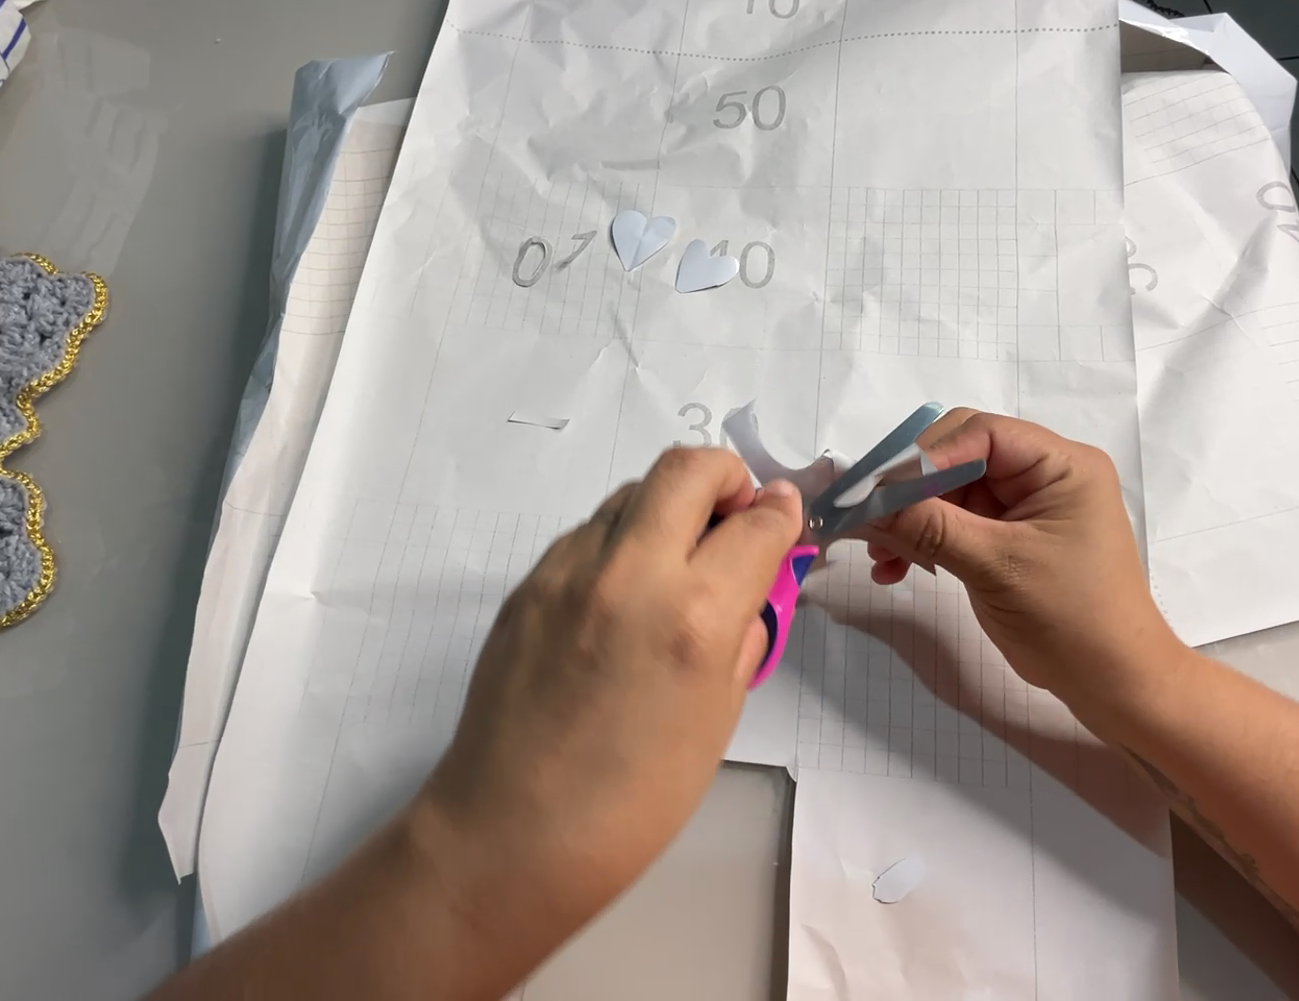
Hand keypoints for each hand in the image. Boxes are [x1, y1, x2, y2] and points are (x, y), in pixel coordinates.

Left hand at [406, 449, 801, 993]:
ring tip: (675, 561)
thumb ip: (743, 627)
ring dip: (670, 507)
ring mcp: (569, 569)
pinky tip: (621, 595)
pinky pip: (591, 532)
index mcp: (695, 616)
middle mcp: (631, 572)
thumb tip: (753, 576)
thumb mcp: (720, 713)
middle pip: (688, 467)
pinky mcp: (529, 579)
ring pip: (634, 491)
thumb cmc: (637, 795)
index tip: (785, 515)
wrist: (512, 830)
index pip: (757, 524)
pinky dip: (623, 541)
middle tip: (734, 516)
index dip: (782, 512)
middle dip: (727, 476)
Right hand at [866, 410, 1182, 715]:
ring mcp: (1022, 505)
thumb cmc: (1070, 619)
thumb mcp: (996, 566)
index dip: (923, 456)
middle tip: (869, 521)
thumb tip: (863, 504)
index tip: (876, 490)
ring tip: (879, 555)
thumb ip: (929, 527)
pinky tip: (894, 569)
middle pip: (958, 456)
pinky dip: (922, 542)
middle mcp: (1042, 473)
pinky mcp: (1006, 535)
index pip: (979, 433)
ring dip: (909, 520)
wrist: (1112, 683)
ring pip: (947, 491)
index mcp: (1060, 465)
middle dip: (910, 490)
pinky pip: (952, 522)